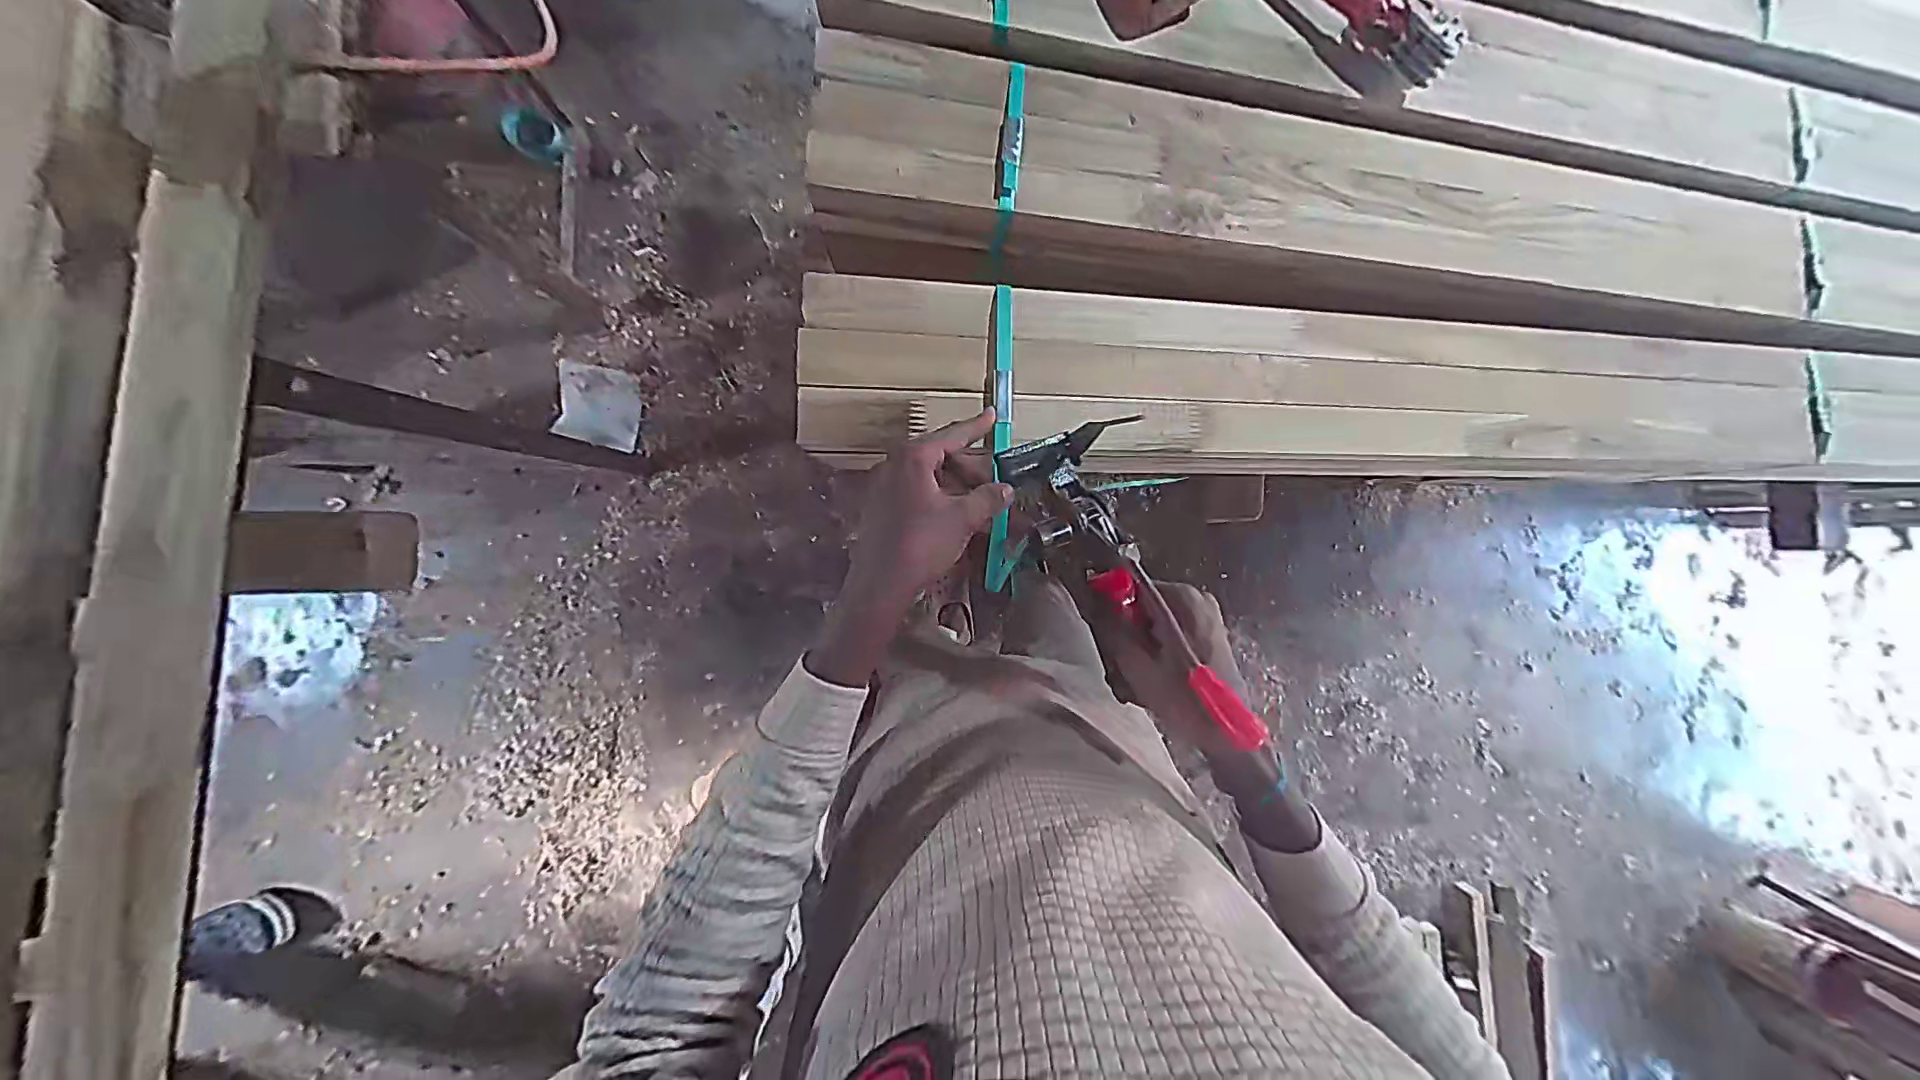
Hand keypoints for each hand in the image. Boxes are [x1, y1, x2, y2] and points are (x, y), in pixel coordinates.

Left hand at [807, 410, 1013, 686]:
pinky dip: (940, 497)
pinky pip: (917, 492)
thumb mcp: (963, 519)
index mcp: (913, 458)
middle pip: (940, 456)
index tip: (992, 416)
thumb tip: (1005, 490)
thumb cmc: (921, 544)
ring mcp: (884, 486)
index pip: (951, 435)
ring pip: (929, 476)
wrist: (881, 583)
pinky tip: (956, 515)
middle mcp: (895, 465)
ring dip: (957, 485)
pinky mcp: (881, 507)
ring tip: (981, 503)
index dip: (976, 426)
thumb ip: (988, 498)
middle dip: (970, 467)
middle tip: (994, 481)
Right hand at [1090, 580, 1252, 758]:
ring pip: (1152, 624)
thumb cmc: (1185, 701)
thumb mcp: (1138, 665)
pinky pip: (1167, 636)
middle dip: (1127, 635)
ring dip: (1139, 650)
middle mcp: (1197, 600)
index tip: (1107, 639)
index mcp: (1183, 598)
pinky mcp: (1208, 638)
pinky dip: (1156, 656)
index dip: (1113, 611)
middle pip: (1142, 607)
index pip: (1131, 586)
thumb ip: (1113, 627)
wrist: (1231, 738)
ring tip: (1136, 681)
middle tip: (1121, 668)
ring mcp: (1205, 619)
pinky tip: (1153, 682)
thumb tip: (1096, 598)